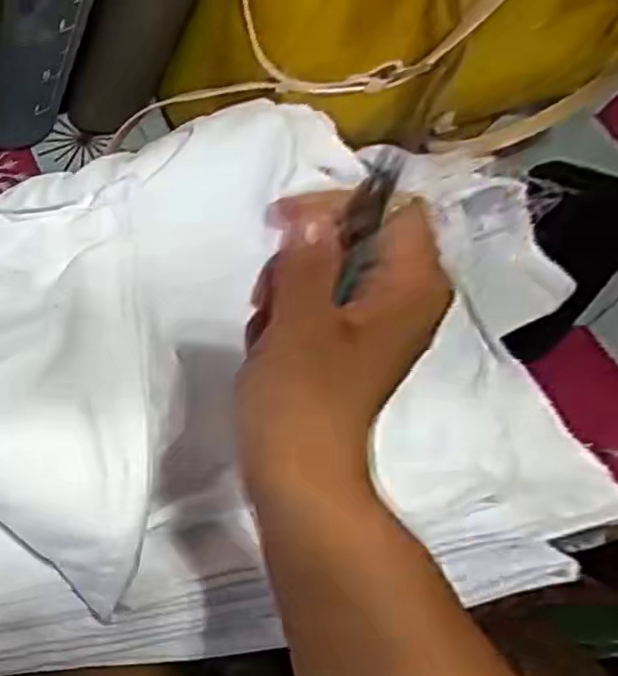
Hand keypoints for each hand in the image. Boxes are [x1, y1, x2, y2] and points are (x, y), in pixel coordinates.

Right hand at [237, 191, 453, 504]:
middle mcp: (407, 300)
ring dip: (288, 291)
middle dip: (305, 258)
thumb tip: (308, 215)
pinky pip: (320, 311)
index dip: (337, 207)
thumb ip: (306, 265)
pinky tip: (266, 343)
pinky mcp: (346, 351)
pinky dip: (288, 317)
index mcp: (413, 286)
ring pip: (332, 279)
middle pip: (361, 244)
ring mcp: (376, 328)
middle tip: (265, 293)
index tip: (276, 221)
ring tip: (262, 326)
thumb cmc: (299, 398)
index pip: (392, 214)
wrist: (296, 468)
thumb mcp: (297, 325)